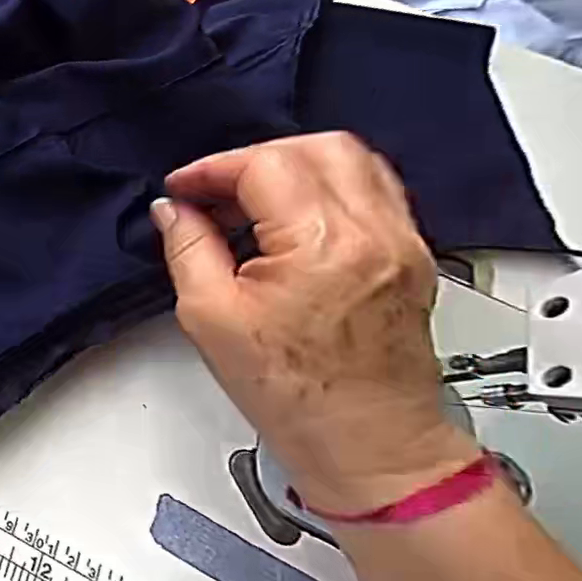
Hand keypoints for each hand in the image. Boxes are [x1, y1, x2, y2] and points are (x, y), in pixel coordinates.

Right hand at [150, 132, 479, 516]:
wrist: (360, 432)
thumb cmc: (289, 386)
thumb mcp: (207, 312)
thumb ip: (187, 248)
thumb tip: (173, 211)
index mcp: (326, 245)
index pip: (268, 166)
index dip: (212, 169)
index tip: (178, 189)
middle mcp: (379, 233)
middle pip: (321, 148)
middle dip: (250, 160)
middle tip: (205, 190)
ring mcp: (403, 241)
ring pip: (351, 163)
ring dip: (285, 171)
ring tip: (235, 207)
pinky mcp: (407, 254)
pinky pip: (366, 193)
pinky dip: (315, 191)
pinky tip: (275, 223)